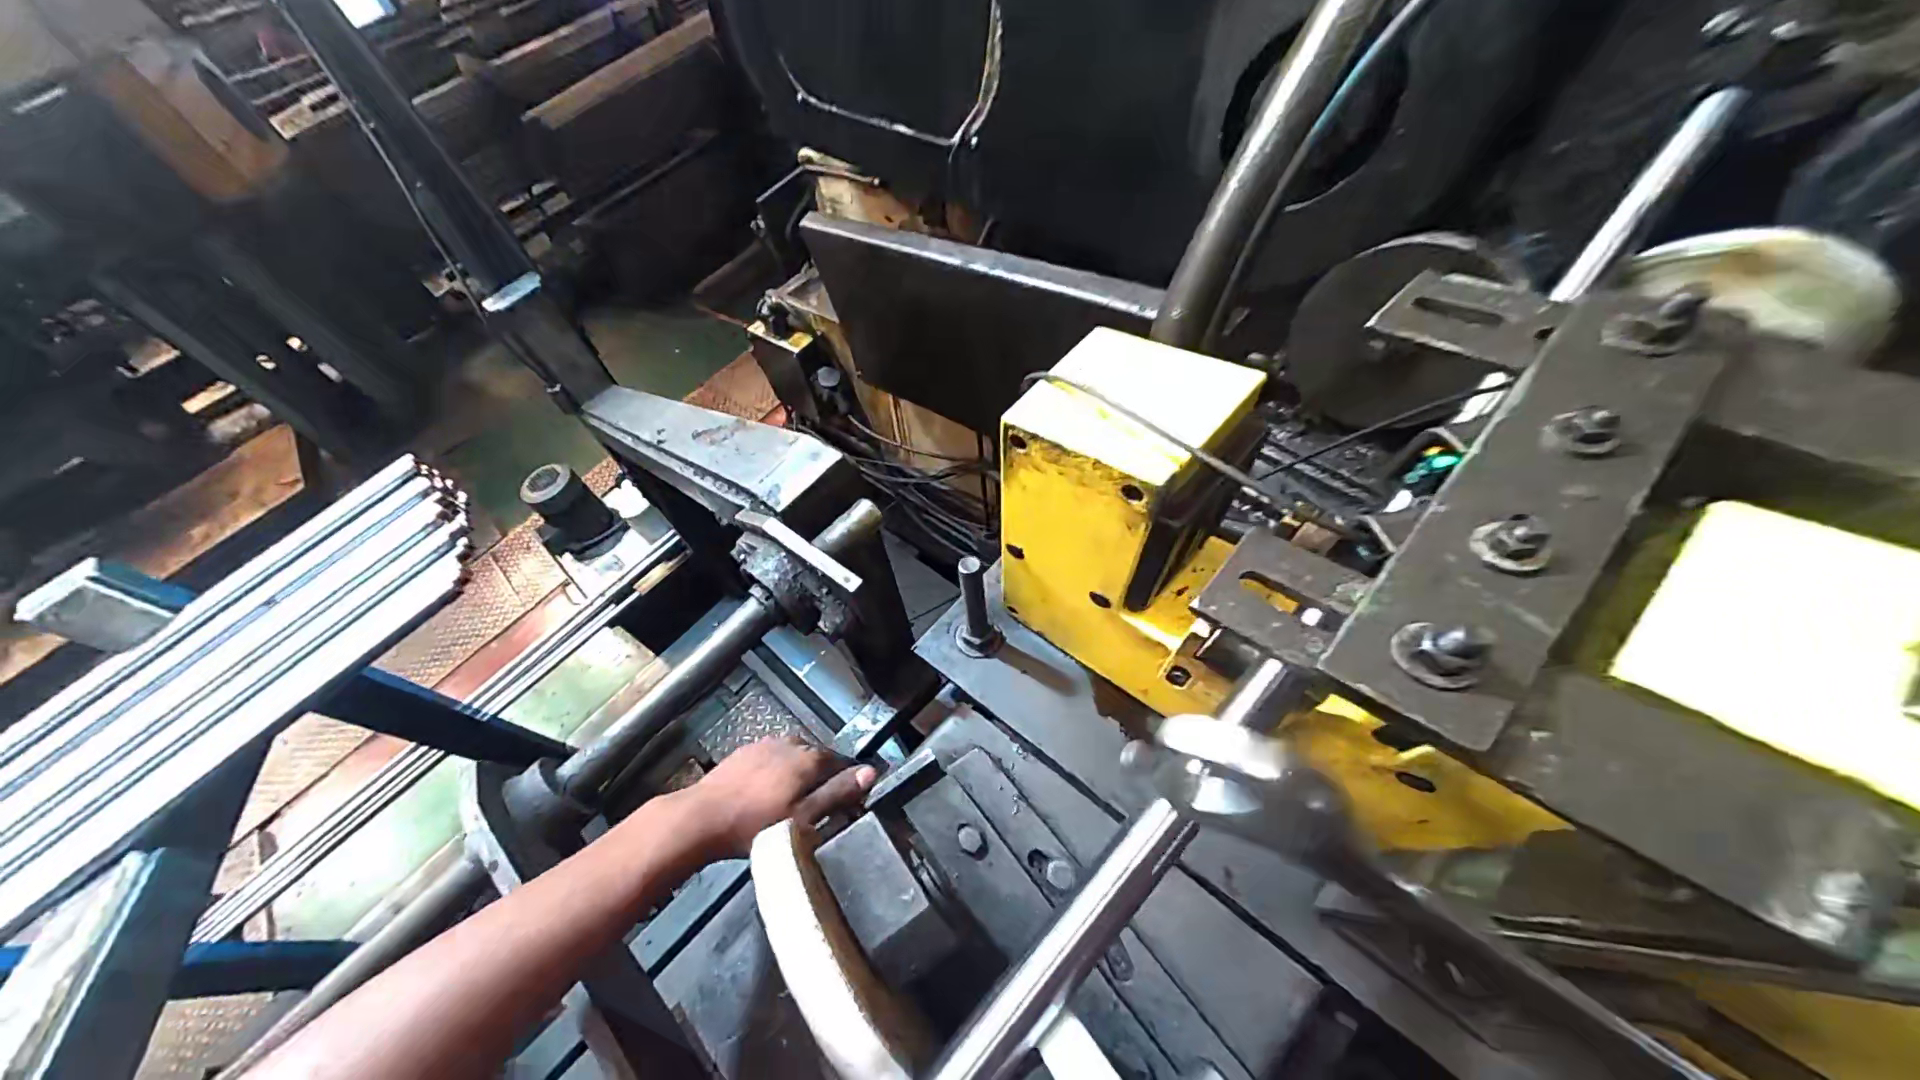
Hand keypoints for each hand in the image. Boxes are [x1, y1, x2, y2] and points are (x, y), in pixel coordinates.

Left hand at [682, 736, 876, 858]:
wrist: (700, 818)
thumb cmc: (754, 824)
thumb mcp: (804, 817)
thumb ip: (838, 793)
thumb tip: (870, 773)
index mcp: (810, 758)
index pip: (842, 763)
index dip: (845, 784)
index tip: (843, 805)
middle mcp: (792, 743)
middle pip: (818, 759)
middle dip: (820, 779)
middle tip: (813, 809)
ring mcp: (767, 744)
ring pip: (794, 757)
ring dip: (797, 775)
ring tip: (787, 804)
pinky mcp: (746, 751)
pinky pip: (772, 759)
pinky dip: (775, 772)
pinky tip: (764, 794)